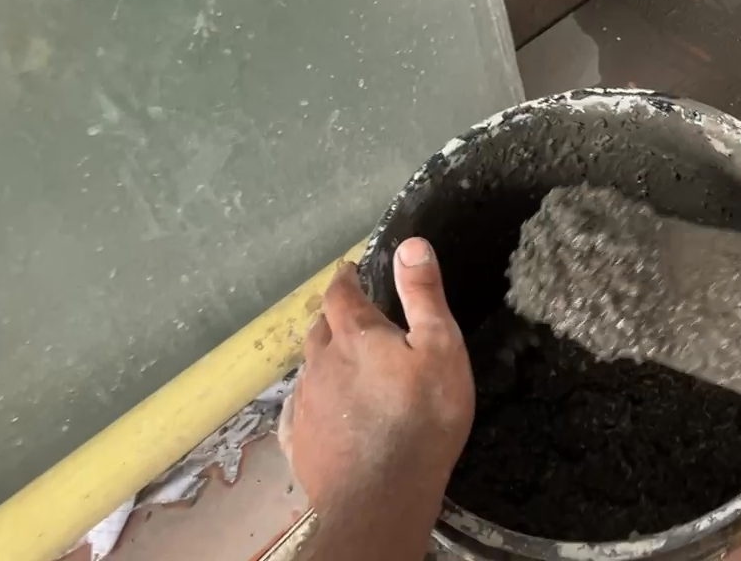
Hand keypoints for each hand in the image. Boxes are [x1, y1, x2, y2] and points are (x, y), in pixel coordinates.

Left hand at [283, 240, 474, 534]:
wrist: (384, 496)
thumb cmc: (424, 413)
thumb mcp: (440, 344)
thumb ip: (423, 293)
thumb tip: (410, 244)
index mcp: (356, 335)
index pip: (341, 294)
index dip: (346, 278)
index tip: (350, 269)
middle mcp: (322, 363)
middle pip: (321, 329)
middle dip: (336, 317)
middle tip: (357, 317)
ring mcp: (306, 404)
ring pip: (311, 367)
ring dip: (327, 357)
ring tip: (348, 363)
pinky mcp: (300, 441)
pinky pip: (303, 406)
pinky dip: (316, 396)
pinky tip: (328, 407)